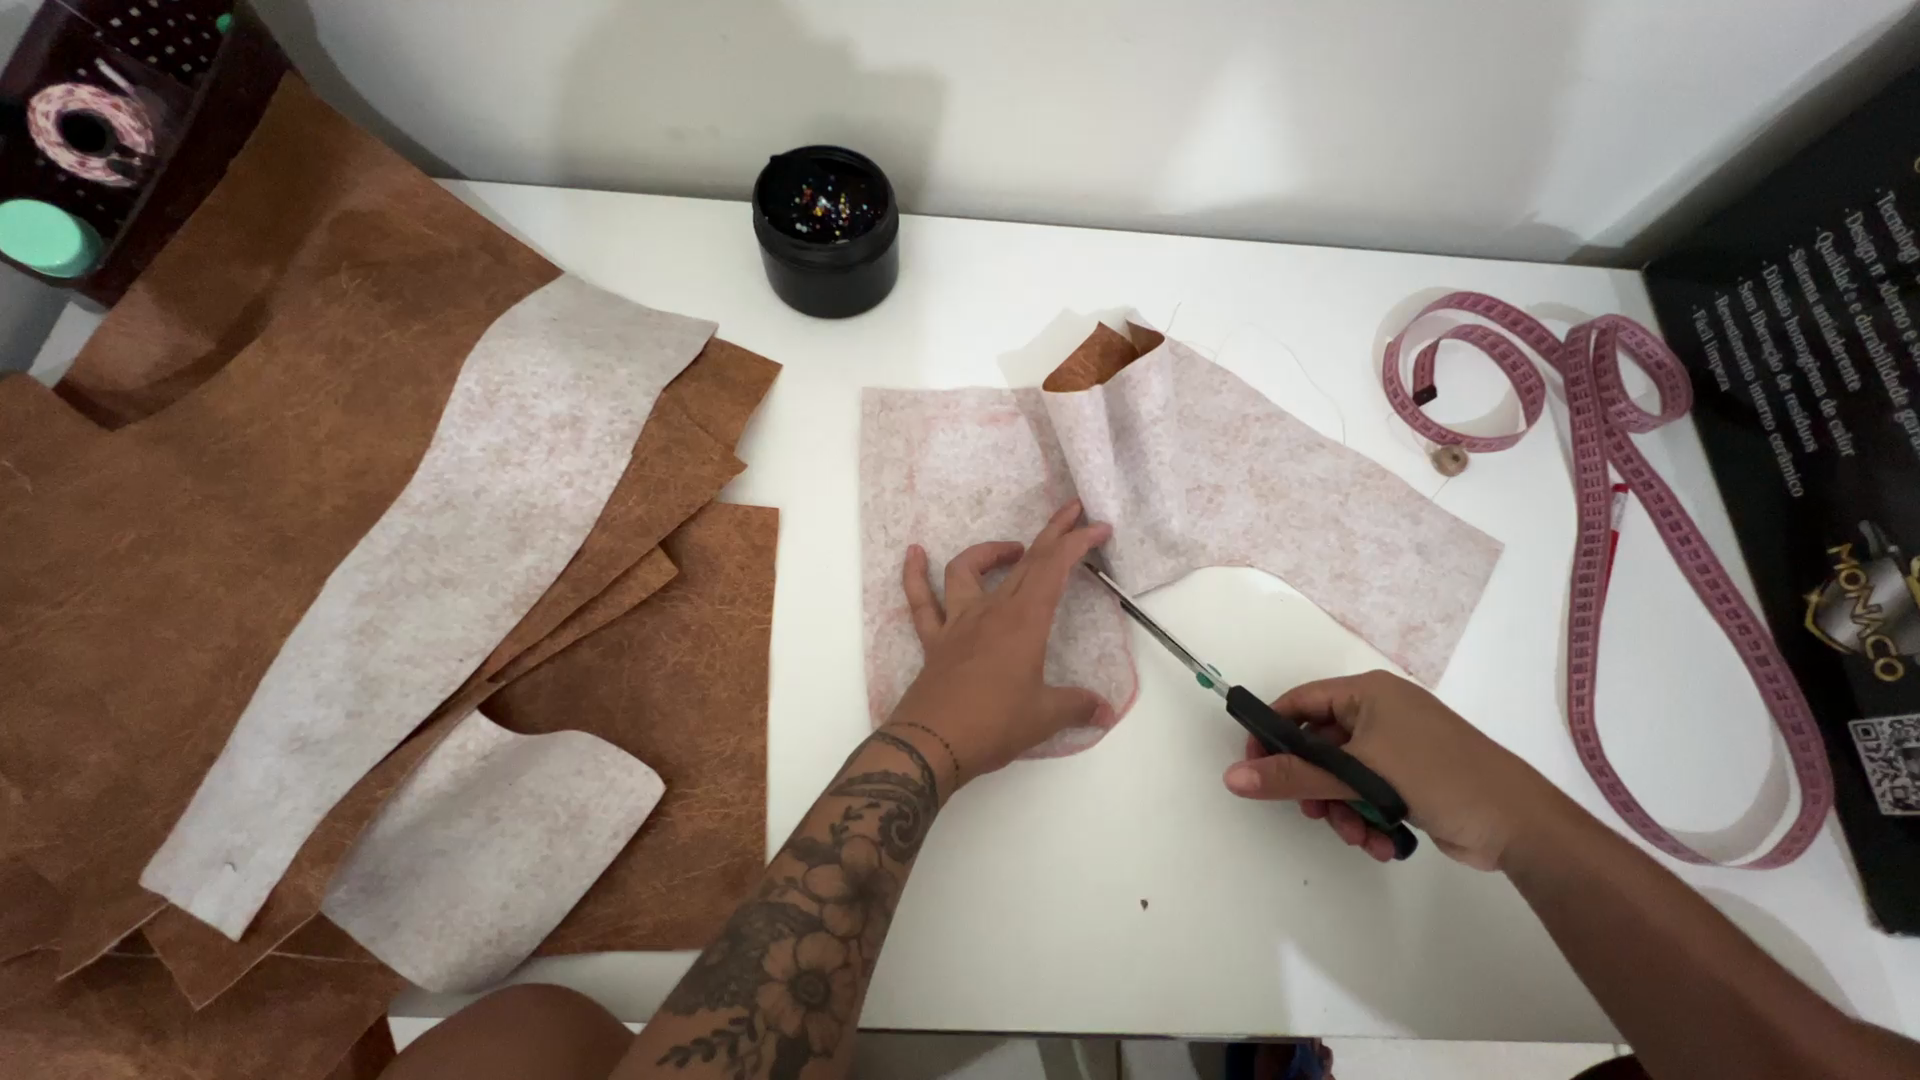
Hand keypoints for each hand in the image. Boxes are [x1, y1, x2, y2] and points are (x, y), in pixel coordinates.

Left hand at [888, 500, 1114, 787]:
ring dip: (990, 552)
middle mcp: (990, 612)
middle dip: (1052, 533)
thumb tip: (1105, 710)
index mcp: (1023, 622)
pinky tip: (914, 552)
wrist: (933, 743)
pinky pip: (921, 601)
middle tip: (1072, 511)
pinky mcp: (934, 640)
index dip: (1077, 543)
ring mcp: (957, 623)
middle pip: (1023, 561)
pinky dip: (915, 574)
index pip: (1054, 569)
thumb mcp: (1045, 717)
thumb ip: (1077, 706)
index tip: (1097, 526)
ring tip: (1012, 549)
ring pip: (967, 570)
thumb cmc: (994, 725)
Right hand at [1221, 670, 1565, 870]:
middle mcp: (1379, 714)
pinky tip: (1376, 841)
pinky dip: (1364, 817)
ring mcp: (1397, 748)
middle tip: (1311, 811)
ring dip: (1340, 808)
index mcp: (1367, 693)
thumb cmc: (1438, 777)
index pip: (1298, 703)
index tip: (1254, 768)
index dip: (1270, 733)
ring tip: (1353, 833)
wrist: (1522, 825)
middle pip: (1318, 745)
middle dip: (1313, 784)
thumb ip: (1292, 776)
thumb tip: (1232, 778)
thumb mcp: (1358, 773)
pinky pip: (1366, 793)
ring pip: (1341, 776)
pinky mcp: (1410, 780)